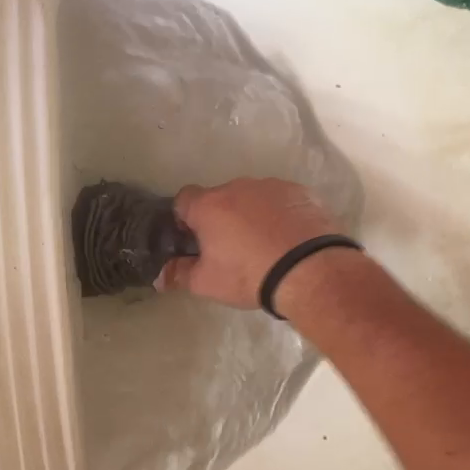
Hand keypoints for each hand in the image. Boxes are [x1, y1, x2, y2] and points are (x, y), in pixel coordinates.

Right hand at [159, 178, 342, 308]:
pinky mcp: (302, 193)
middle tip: (227, 248)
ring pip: (251, 198)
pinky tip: (285, 238)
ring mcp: (272, 186)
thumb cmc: (248, 274)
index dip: (184, 218)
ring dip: (249, 214)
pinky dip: (277, 214)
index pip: (183, 199)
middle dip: (219, 217)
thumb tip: (158, 277)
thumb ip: (178, 274)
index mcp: (209, 205)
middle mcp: (238, 187)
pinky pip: (280, 200)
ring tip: (261, 244)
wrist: (311, 271)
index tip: (192, 239)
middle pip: (219, 198)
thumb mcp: (206, 282)